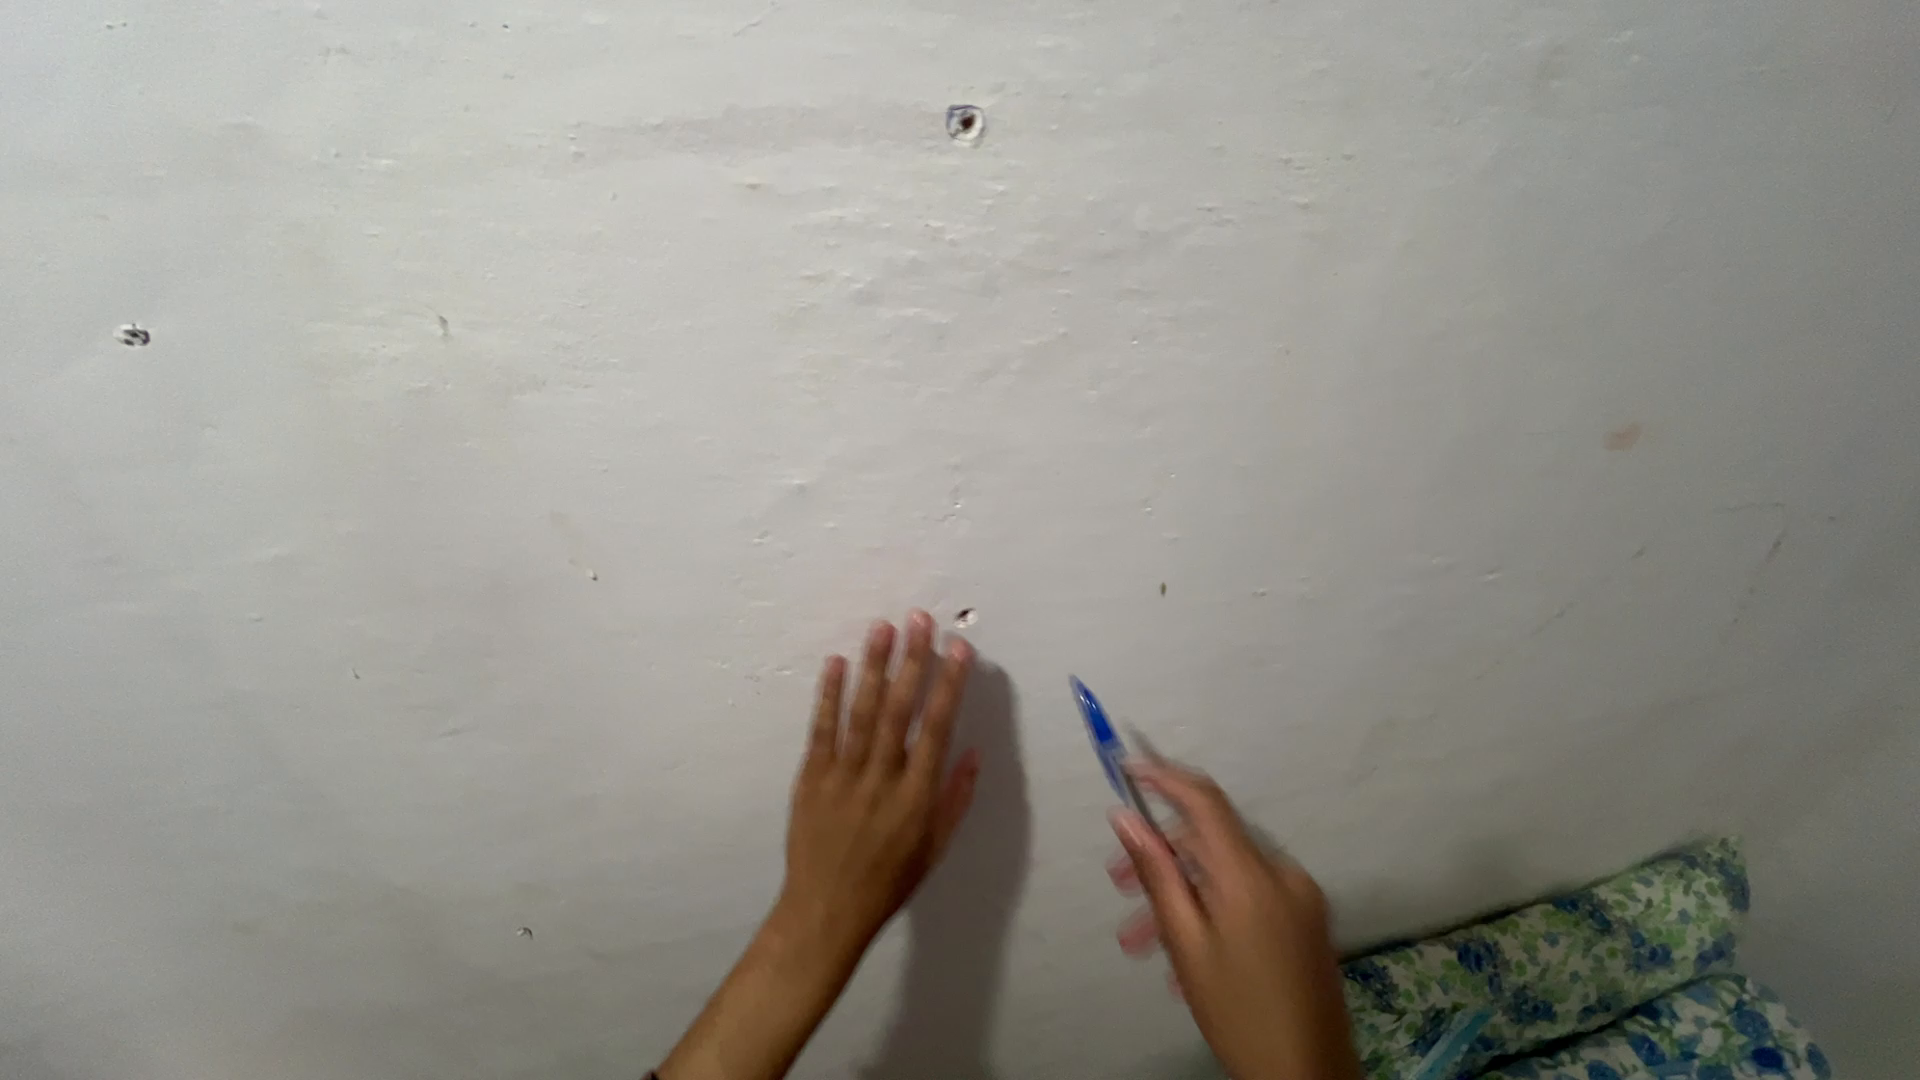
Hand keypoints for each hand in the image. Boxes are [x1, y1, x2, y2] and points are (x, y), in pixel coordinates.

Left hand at [654, 611, 977, 1079]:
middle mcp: (882, 778)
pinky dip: (828, 695)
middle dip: (912, 660)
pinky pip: (821, 729)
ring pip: (861, 711)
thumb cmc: (888, 881)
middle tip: (919, 619)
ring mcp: (843, 775)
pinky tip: (836, 663)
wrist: (825, 911)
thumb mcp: (934, 848)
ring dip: (874, 667)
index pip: (937, 728)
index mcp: (916, 796)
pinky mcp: (811, 777)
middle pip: (899, 709)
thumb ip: (955, 798)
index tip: (959, 649)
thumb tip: (973, 752)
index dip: (949, 685)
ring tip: (883, 627)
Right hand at [1107, 762, 1361, 1079]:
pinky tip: (1184, 952)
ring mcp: (1299, 897)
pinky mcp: (1305, 920)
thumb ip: (1155, 872)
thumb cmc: (1237, 1011)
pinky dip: (1212, 909)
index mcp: (1252, 875)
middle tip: (1117, 885)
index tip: (1127, 768)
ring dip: (1180, 894)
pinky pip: (1248, 895)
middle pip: (1209, 841)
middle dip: (1159, 857)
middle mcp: (1282, 873)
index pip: (1204, 800)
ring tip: (1140, 940)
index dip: (1164, 776)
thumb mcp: (1185, 942)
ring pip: (1224, 873)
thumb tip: (1125, 815)